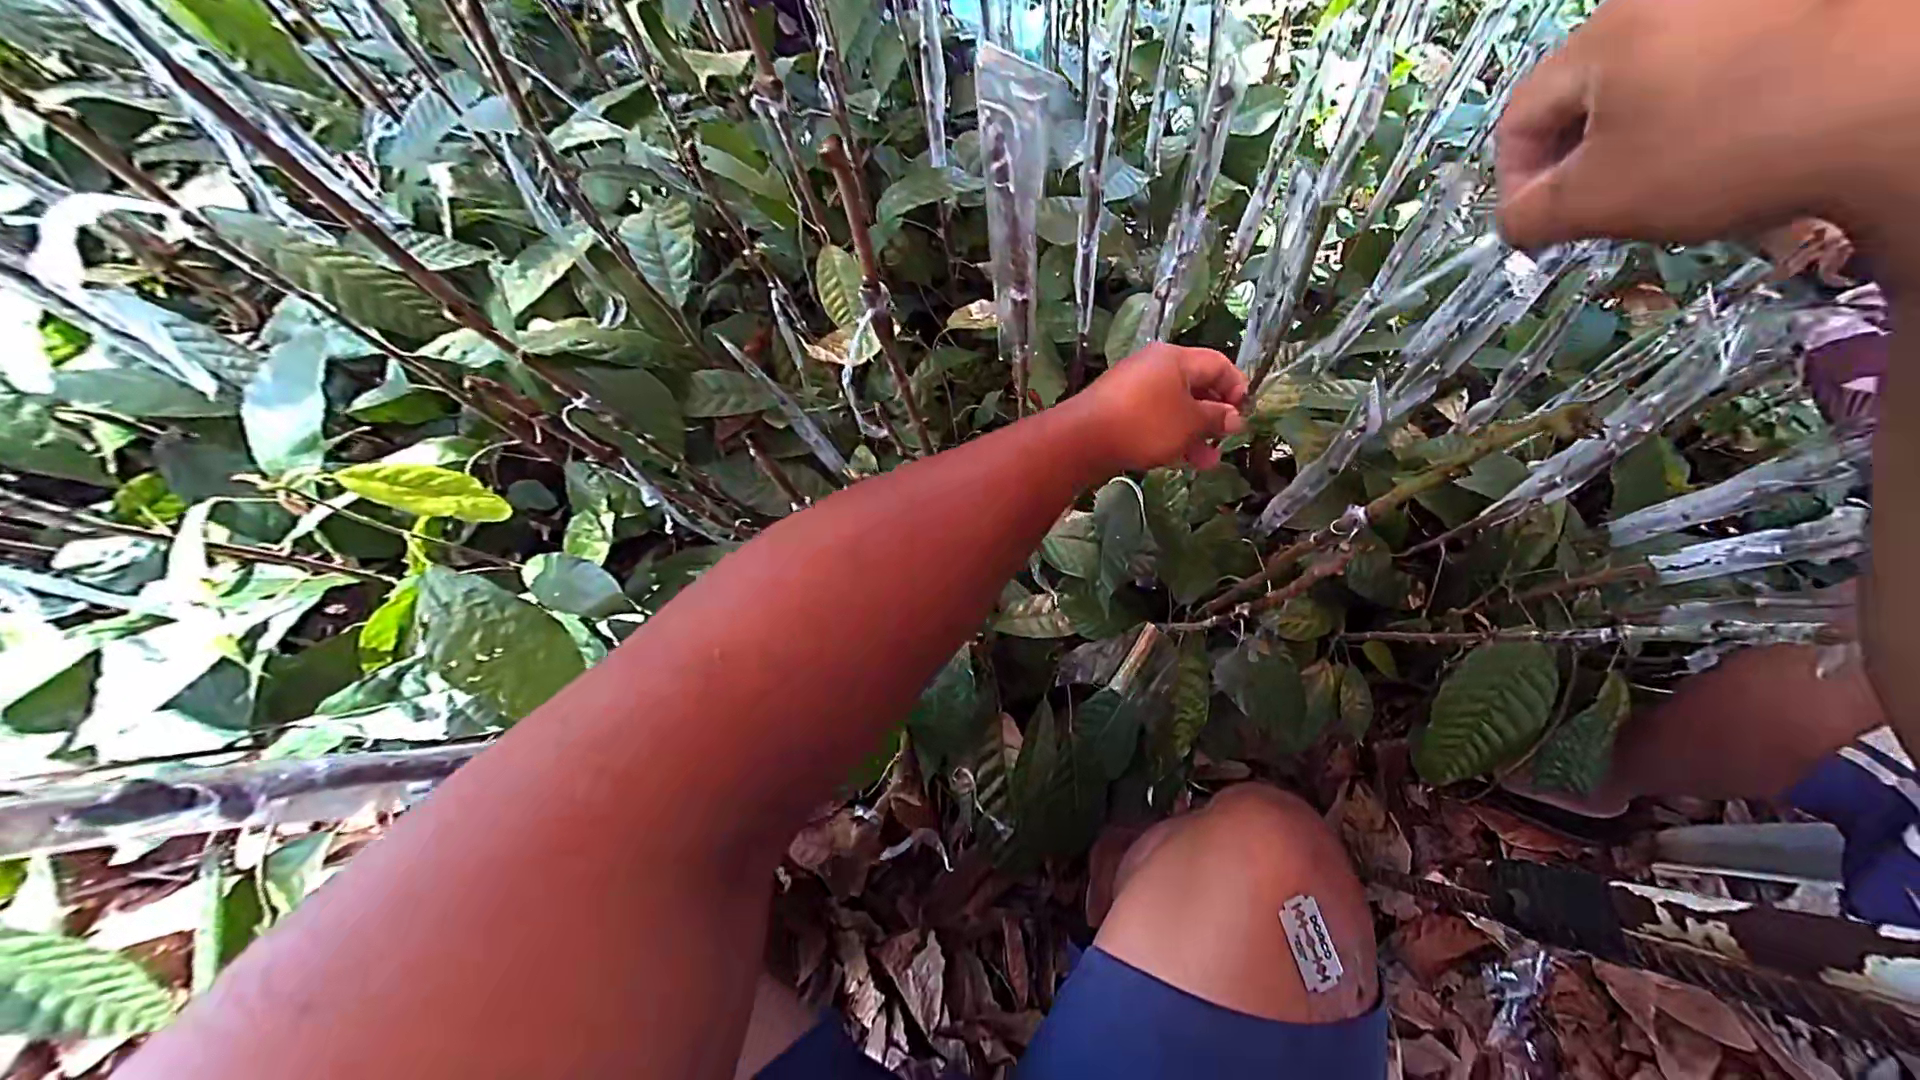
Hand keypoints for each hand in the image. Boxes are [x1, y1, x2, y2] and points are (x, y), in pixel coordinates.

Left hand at [1067, 344, 1247, 471]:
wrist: (1083, 439)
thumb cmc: (1144, 424)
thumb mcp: (1189, 423)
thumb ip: (1216, 419)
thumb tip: (1234, 418)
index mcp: (1175, 358)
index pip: (1219, 364)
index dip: (1237, 388)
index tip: (1243, 415)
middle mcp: (1153, 367)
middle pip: (1195, 387)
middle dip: (1213, 417)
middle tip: (1224, 442)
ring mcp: (1132, 389)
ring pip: (1173, 408)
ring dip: (1193, 433)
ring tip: (1205, 462)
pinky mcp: (1117, 410)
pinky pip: (1152, 419)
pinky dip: (1168, 435)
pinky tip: (1176, 459)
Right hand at [1496, 0, 1919, 267]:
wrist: (1913, 102)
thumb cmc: (1733, 147)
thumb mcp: (1595, 204)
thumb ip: (1526, 216)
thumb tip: (1517, 218)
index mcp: (1607, 35)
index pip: (1520, 117)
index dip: (1515, 177)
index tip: (1535, 216)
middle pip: (1585, 91)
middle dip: (1579, 154)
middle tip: (1597, 200)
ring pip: (1652, 76)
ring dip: (1641, 131)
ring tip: (1668, 173)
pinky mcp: (1800, 5)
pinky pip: (1720, 58)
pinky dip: (1706, 105)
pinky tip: (1728, 138)